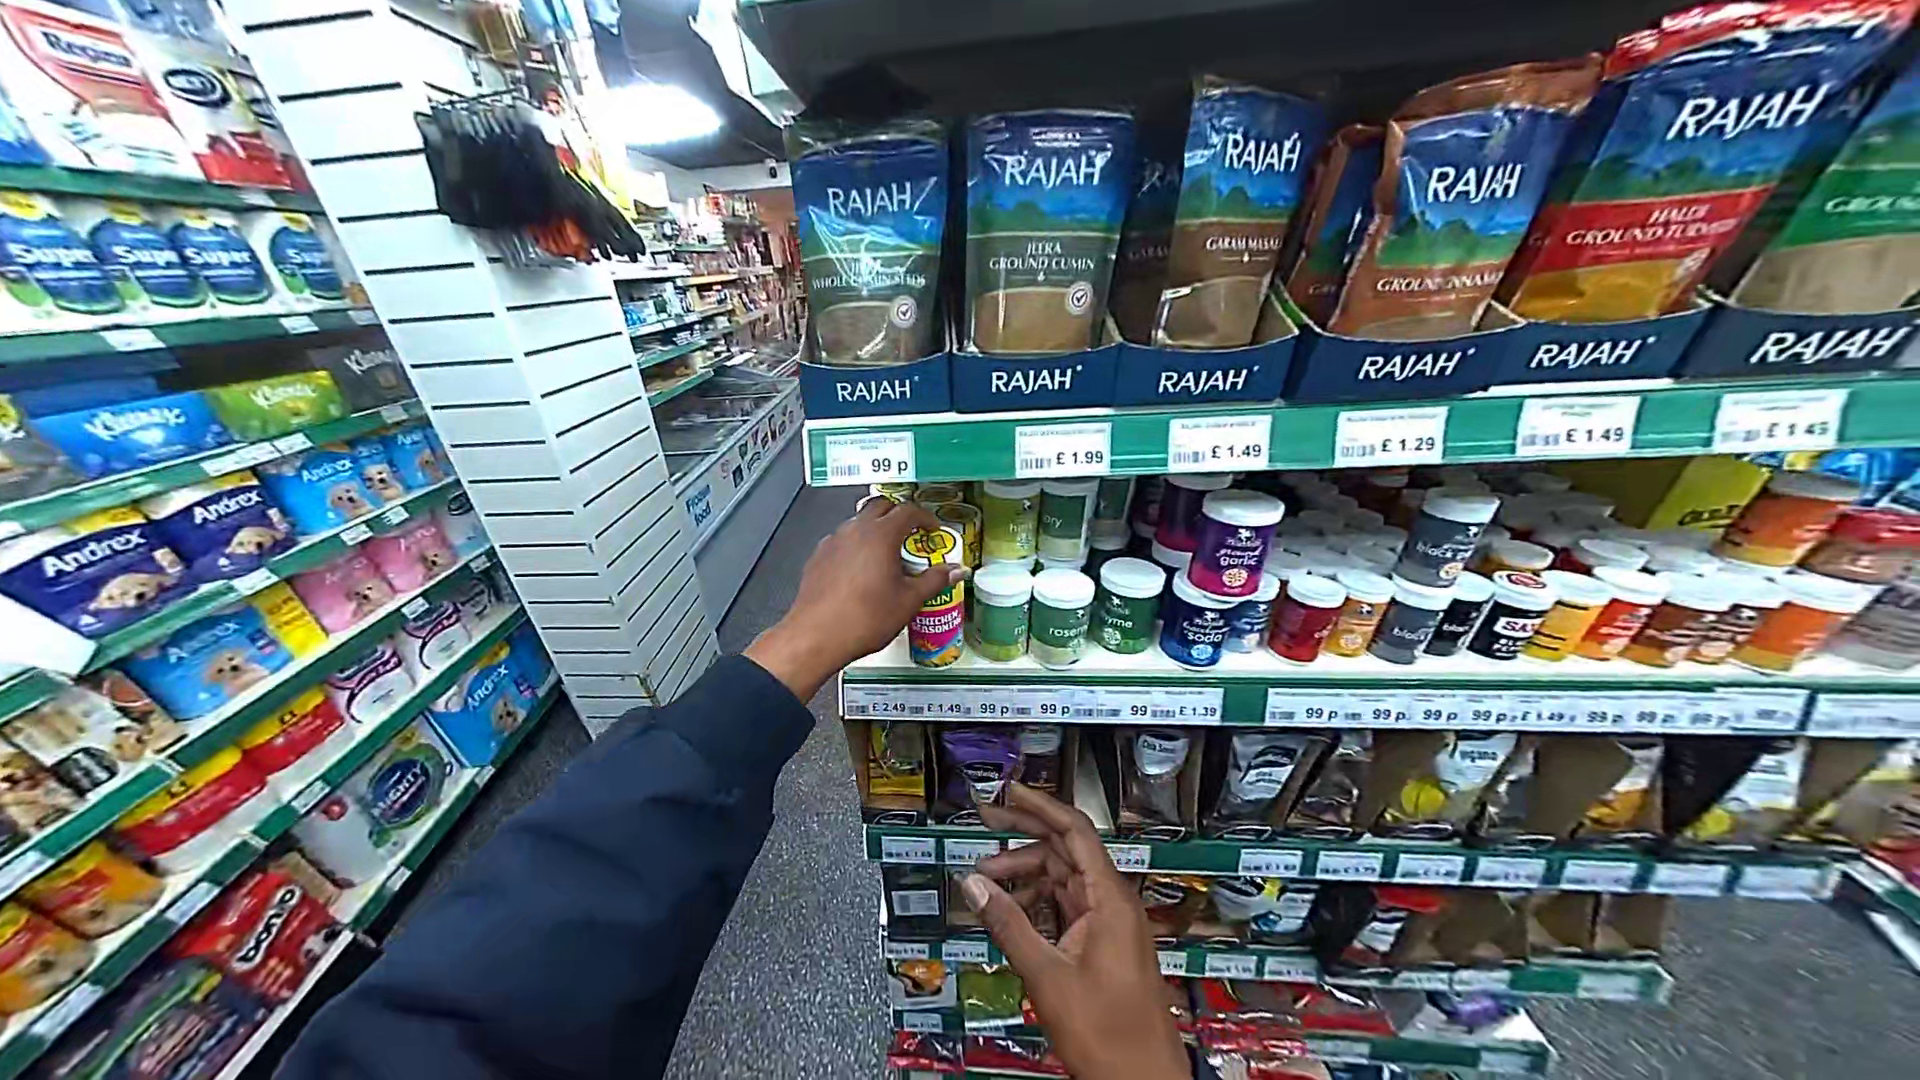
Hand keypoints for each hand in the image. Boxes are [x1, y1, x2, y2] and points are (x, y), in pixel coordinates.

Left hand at [744, 496, 965, 700]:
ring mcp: (833, 542)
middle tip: (912, 533)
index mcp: (880, 535)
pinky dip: (856, 545)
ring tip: (888, 554)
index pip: (908, 511)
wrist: (817, 636)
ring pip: (858, 521)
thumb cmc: (862, 618)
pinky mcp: (818, 557)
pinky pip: (842, 541)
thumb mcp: (908, 600)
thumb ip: (934, 580)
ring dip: (876, 529)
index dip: (925, 517)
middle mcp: (854, 531)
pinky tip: (863, 570)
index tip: (932, 528)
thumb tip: (954, 571)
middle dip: (899, 515)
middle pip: (880, 506)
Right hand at [962, 784, 1189, 1079]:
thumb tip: (972, 884)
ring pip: (1062, 877)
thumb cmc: (1106, 1033)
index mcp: (1109, 897)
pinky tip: (1010, 908)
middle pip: (1065, 848)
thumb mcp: (1047, 976)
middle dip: (1024, 832)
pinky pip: (1064, 904)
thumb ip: (1008, 925)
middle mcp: (1112, 900)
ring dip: (1024, 872)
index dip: (1041, 805)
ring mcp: (1108, 921)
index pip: (1074, 830)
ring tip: (986, 879)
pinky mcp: (1101, 941)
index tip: (1010, 791)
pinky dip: (1036, 899)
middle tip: (986, 820)